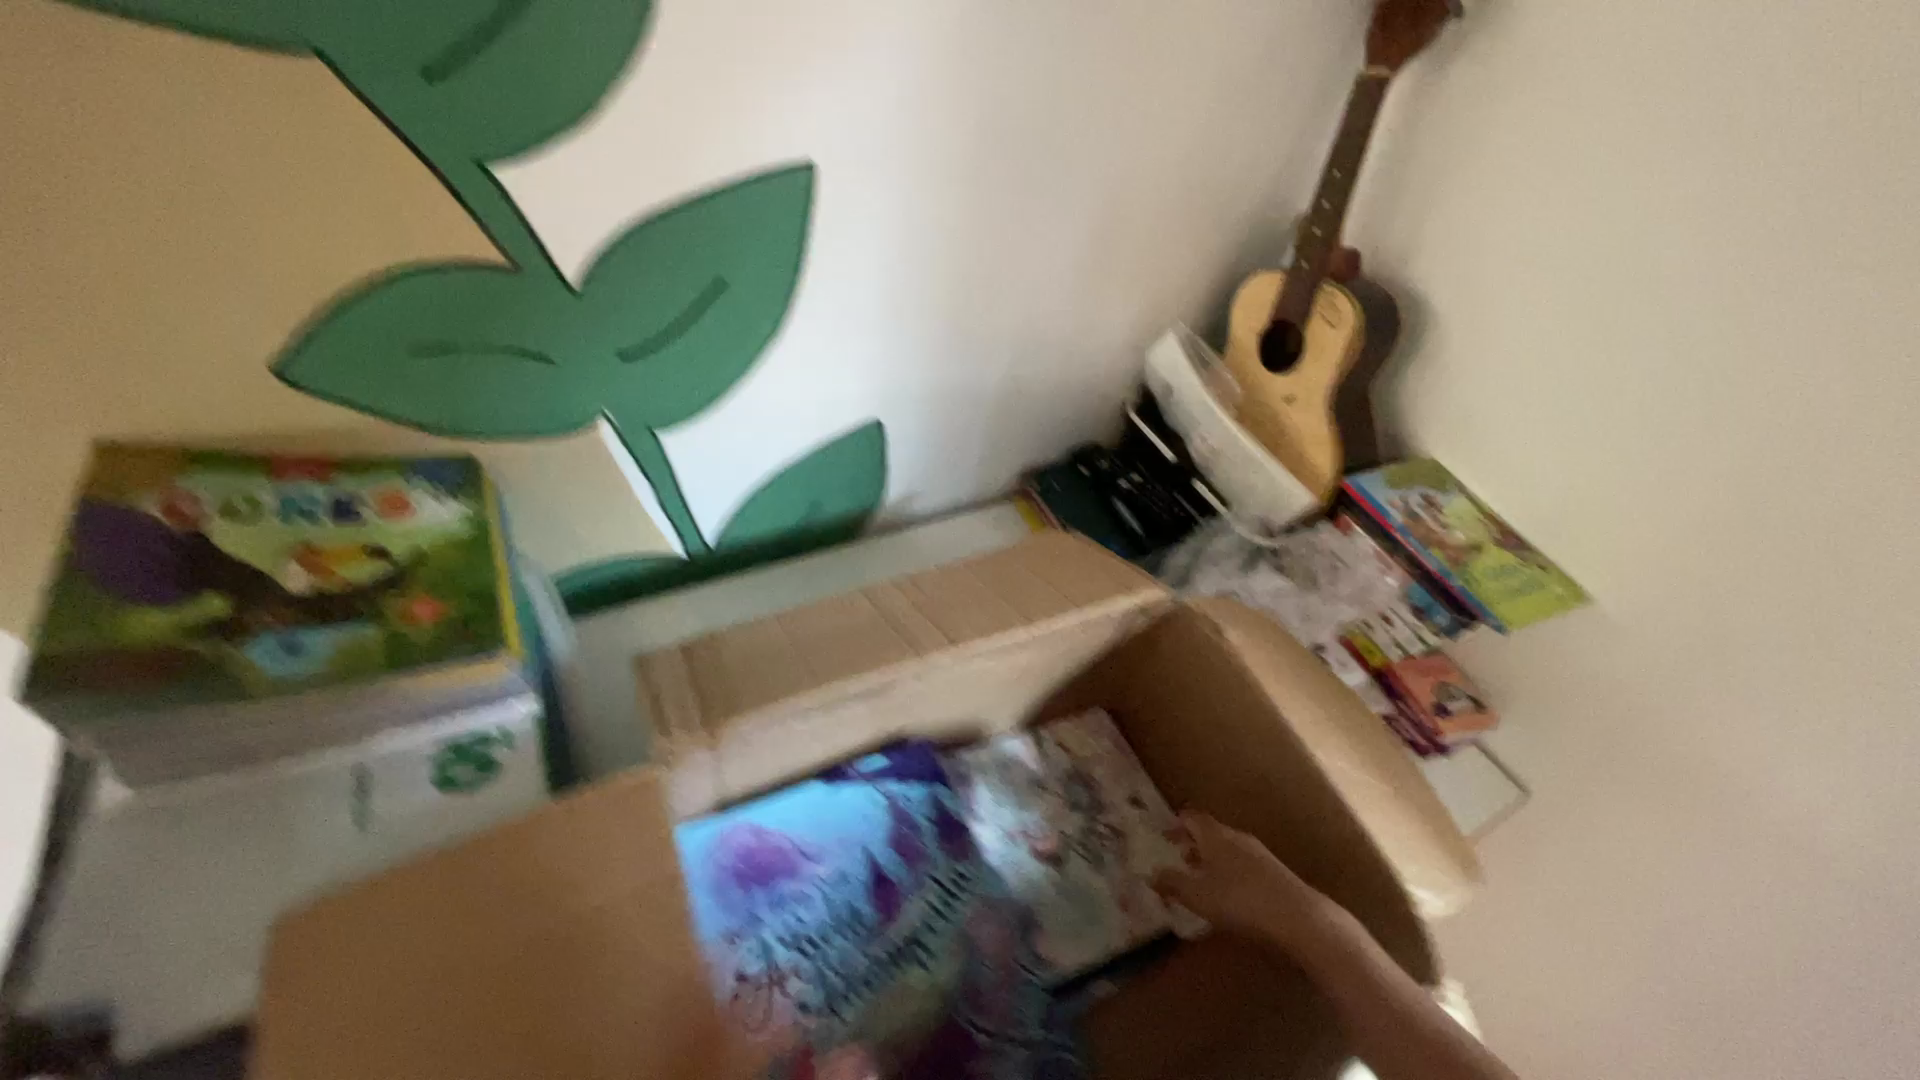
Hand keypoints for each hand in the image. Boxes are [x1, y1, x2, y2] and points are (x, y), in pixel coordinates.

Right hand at [1152, 811, 1342, 953]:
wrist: (1297, 916)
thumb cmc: (1238, 899)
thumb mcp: (1197, 894)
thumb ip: (1172, 883)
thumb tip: (1151, 874)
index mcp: (1215, 835)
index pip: (1192, 818)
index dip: (1177, 823)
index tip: (1164, 832)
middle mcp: (1237, 837)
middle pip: (1211, 832)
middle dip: (1193, 842)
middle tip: (1178, 855)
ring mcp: (1259, 854)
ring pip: (1228, 848)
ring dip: (1212, 858)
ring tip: (1200, 876)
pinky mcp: (1275, 872)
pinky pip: (1243, 863)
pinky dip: (1229, 870)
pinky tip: (1228, 892)